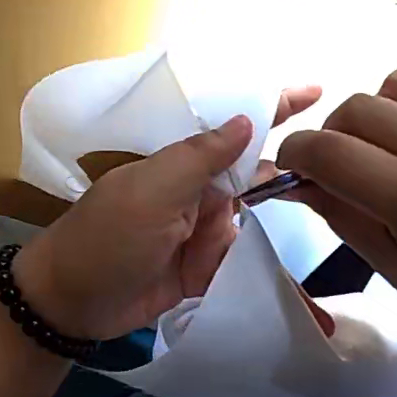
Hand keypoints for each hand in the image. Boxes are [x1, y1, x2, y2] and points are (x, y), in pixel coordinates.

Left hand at [12, 87, 321, 340]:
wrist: (71, 305)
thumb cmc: (107, 238)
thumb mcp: (150, 192)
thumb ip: (199, 158)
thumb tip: (246, 120)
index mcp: (182, 163)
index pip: (235, 129)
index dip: (273, 108)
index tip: (316, 92)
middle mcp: (197, 191)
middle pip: (253, 177)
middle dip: (281, 180)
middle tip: (325, 179)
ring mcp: (200, 230)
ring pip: (249, 221)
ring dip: (255, 232)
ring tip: (263, 237)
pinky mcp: (203, 266)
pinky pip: (237, 258)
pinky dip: (245, 265)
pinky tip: (249, 272)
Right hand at [276, 68, 396, 358]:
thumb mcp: (395, 269)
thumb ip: (341, 215)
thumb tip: (296, 181)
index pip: (329, 152)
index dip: (295, 153)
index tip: (291, 167)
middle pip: (359, 108)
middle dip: (330, 132)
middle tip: (337, 165)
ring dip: (374, 109)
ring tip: (383, 144)